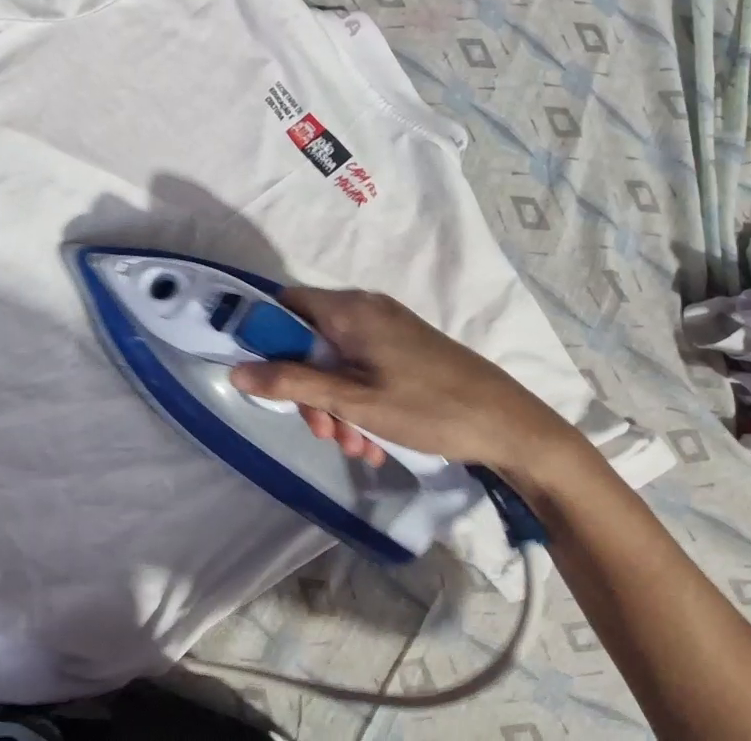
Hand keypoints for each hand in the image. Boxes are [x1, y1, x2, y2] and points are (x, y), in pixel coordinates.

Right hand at [229, 288, 582, 474]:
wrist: (514, 429)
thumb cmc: (428, 409)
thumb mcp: (352, 401)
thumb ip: (291, 382)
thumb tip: (236, 370)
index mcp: (350, 310)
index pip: (284, 304)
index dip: (266, 337)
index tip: (268, 379)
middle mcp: (367, 309)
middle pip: (308, 339)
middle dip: (306, 388)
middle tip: (322, 430)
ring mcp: (389, 330)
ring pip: (335, 361)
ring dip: (333, 404)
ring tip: (353, 446)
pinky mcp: (406, 350)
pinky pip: (362, 368)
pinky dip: (357, 401)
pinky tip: (372, 441)